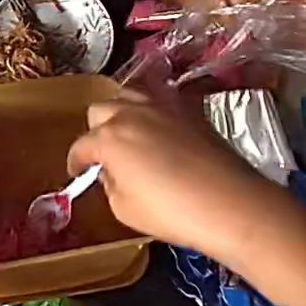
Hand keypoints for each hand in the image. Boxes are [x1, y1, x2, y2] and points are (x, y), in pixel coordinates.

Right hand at [67, 90, 301, 264]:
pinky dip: (150, 109)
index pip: (81, 146)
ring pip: (128, 94)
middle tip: (105, 154)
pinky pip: (158, 98)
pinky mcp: (188, 108)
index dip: (76, 162)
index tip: (78, 173)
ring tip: (128, 132)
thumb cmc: (171, 211)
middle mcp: (131, 112)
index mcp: (108, 137)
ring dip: (121, 111)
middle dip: (96, 130)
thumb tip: (110, 171)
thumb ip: (109, 184)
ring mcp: (161, 105)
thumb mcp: (124, 208)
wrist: (229, 201)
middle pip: (100, 109)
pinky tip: (157, 127)